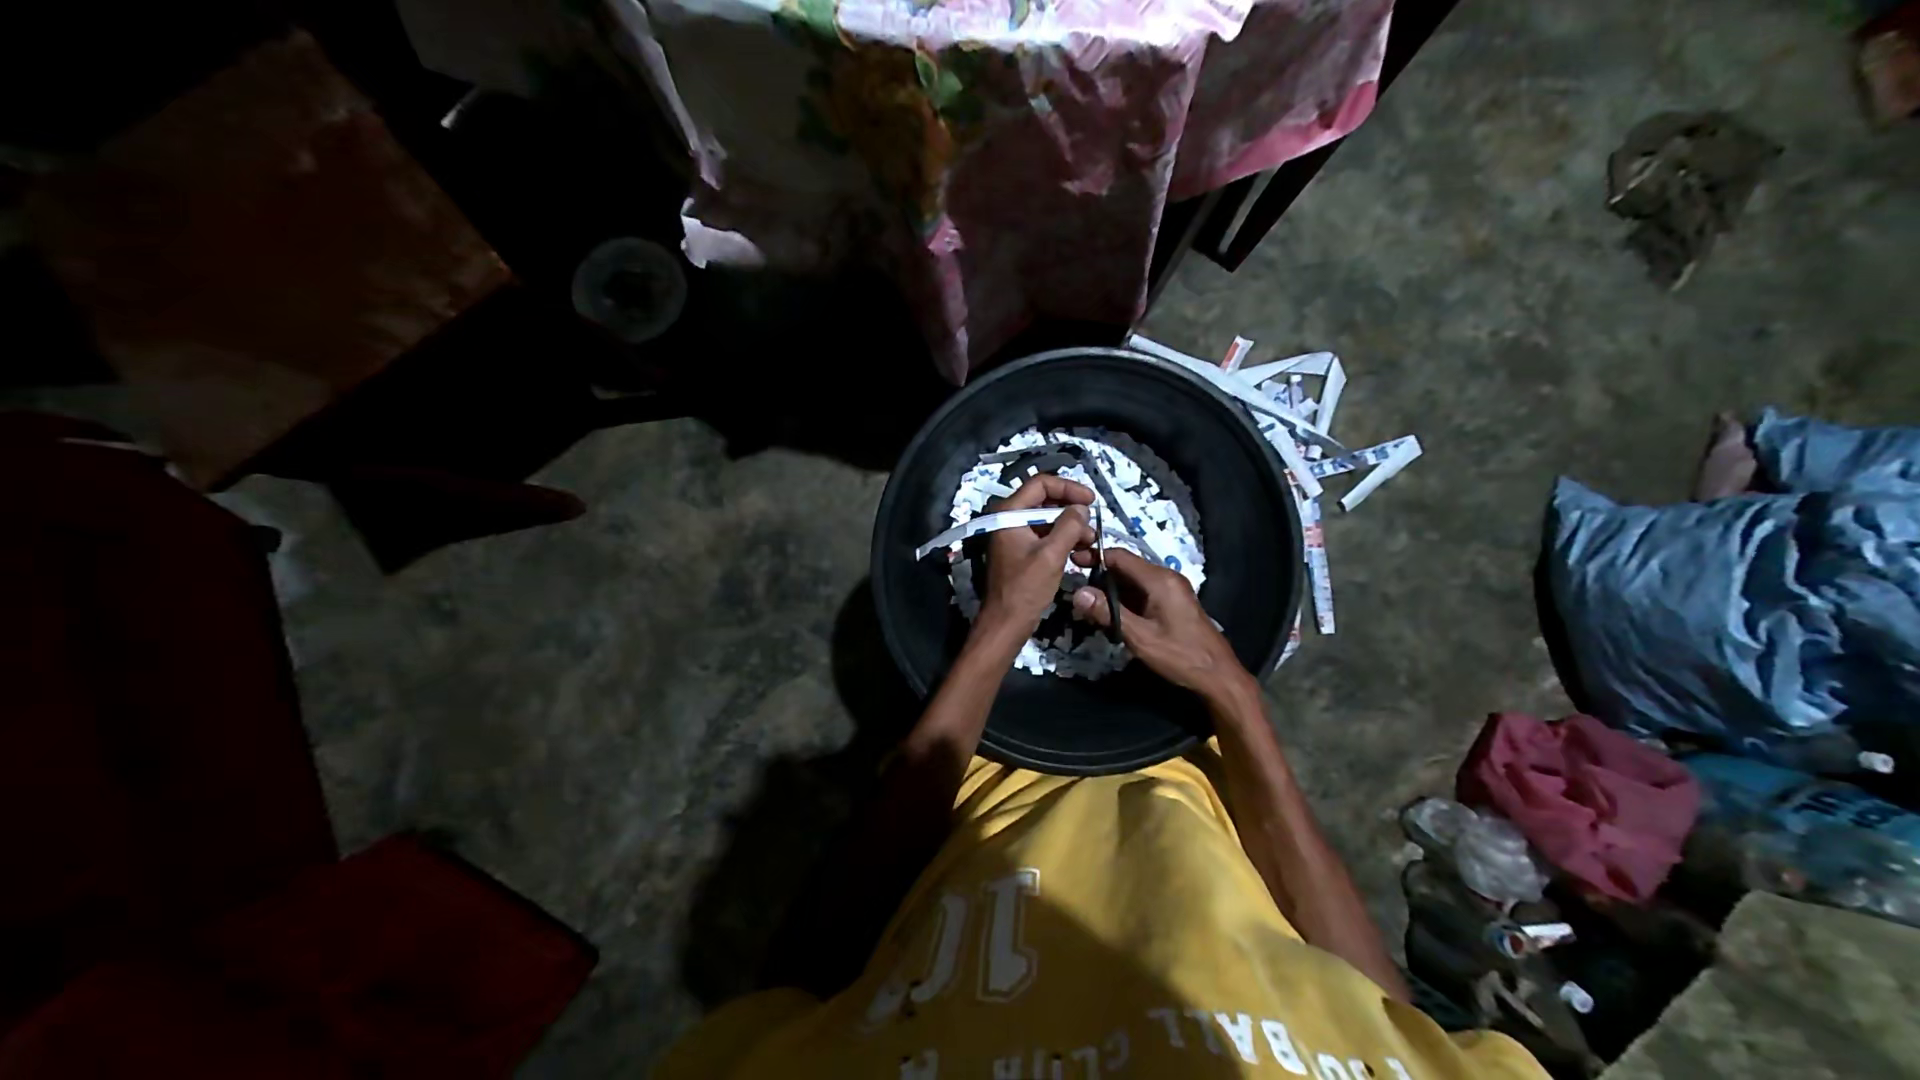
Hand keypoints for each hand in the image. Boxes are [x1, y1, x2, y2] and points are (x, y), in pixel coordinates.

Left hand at [975, 475, 1093, 643]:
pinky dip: (1062, 539)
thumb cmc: (1026, 587)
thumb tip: (1081, 508)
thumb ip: (1069, 526)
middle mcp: (1008, 519)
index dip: (1068, 487)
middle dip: (1071, 509)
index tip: (1091, 500)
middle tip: (1092, 523)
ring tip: (1090, 540)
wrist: (1006, 622)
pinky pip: (1044, 536)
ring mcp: (1013, 535)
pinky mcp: (1021, 551)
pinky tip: (1079, 549)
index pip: (1040, 484)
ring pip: (1047, 519)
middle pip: (1044, 500)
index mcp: (1009, 513)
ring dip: (1070, 526)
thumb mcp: (1051, 554)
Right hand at [1071, 549, 1255, 703]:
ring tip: (1089, 603)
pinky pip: (1143, 591)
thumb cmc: (1179, 655)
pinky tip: (1111, 614)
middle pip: (1126, 566)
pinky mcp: (1173, 602)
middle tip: (1077, 587)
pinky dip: (1125, 598)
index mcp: (1159, 580)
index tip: (1071, 562)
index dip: (1094, 556)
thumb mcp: (1139, 636)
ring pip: (1133, 580)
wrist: (1218, 676)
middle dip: (1100, 574)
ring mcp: (1171, 589)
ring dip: (1111, 588)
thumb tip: (1078, 593)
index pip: (1120, 556)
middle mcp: (1166, 577)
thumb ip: (1108, 613)